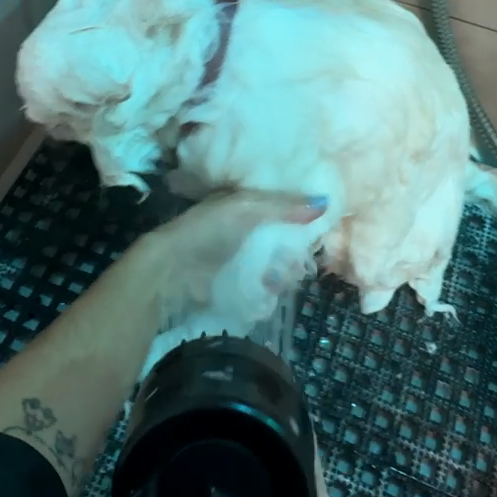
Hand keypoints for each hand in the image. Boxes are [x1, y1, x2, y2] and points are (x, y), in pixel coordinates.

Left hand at [127, 190, 328, 315]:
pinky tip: (270, 294)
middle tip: (299, 262)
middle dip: (293, 253)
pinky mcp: (234, 288)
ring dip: (282, 275)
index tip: (317, 231)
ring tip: (283, 279)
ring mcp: (238, 262)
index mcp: (245, 207)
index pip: (282, 211)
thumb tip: (326, 202)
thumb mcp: (246, 208)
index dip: (300, 219)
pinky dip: (268, 295)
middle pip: (281, 243)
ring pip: (274, 269)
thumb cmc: (208, 231)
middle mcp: (243, 233)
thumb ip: (284, 206)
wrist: (171, 272)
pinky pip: (261, 293)